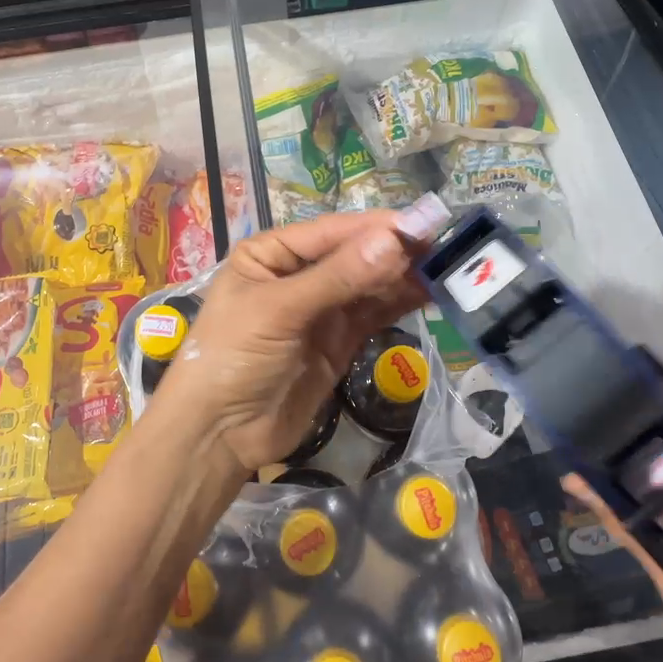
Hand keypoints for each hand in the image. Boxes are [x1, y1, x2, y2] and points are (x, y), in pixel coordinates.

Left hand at [154, 210, 429, 470]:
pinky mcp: (338, 343)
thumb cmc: (231, 358)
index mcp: (272, 253)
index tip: (422, 226)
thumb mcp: (279, 311)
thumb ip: (338, 278)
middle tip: (444, 247)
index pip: (331, 232)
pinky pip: (373, 314)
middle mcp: (298, 274)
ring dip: (403, 276)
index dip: (376, 228)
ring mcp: (320, 310)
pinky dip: (399, 304)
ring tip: (445, 268)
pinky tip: (428, 293)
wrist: (217, 435)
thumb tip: (393, 242)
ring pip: (369, 284)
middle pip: (354, 255)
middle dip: (395, 251)